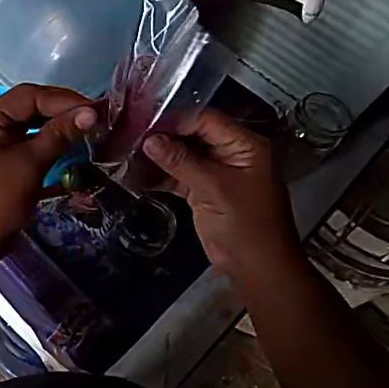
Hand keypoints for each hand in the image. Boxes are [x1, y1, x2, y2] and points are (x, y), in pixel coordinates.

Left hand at [0, 84, 97, 263]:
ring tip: (85, 132)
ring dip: (54, 129)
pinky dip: (44, 145)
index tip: (95, 110)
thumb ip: (59, 135)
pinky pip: (22, 145)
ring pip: (26, 127)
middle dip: (60, 112)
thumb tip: (91, 113)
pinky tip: (67, 150)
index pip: (27, 96)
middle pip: (26, 109)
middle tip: (94, 120)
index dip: (63, 100)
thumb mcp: (30, 166)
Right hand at [142, 109, 298, 274]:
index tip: (147, 121)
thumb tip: (150, 140)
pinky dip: (163, 175)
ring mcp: (218, 173)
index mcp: (245, 146)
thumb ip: (180, 161)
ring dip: (161, 156)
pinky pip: (181, 175)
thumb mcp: (213, 189)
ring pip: (185, 155)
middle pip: (194, 135)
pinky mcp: (205, 191)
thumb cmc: (246, 225)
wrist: (257, 268)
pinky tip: (139, 173)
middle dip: (166, 136)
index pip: (208, 120)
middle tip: (133, 134)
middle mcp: (232, 154)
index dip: (178, 120)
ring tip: (131, 151)